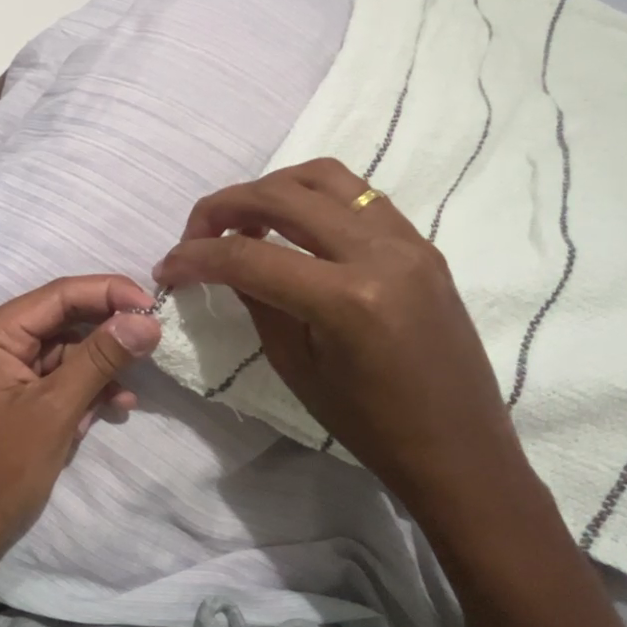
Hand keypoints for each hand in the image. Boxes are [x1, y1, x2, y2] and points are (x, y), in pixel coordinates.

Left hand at [0, 276, 161, 568]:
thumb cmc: (6, 465)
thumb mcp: (58, 408)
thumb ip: (101, 358)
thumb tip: (147, 319)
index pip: (58, 294)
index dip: (108, 293)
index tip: (155, 305)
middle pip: (64, 317)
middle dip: (108, 332)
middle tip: (154, 342)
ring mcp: (7, 366)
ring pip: (68, 348)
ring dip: (100, 367)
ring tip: (126, 395)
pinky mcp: (20, 391)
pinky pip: (61, 374)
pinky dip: (87, 388)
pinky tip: (114, 407)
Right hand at [152, 158, 523, 509]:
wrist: (460, 449)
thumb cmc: (369, 425)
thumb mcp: (295, 365)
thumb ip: (256, 300)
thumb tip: (223, 260)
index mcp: (347, 299)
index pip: (249, 256)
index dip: (195, 257)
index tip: (167, 268)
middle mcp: (381, 253)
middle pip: (281, 196)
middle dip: (223, 207)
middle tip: (196, 235)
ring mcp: (408, 241)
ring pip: (323, 176)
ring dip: (270, 189)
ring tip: (244, 220)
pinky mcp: (421, 243)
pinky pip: (357, 194)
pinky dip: (312, 198)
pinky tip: (292, 226)